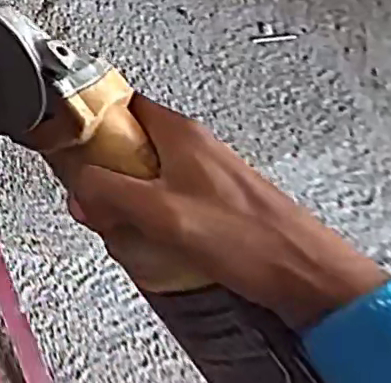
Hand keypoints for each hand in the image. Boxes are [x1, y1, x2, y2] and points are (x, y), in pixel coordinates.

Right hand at [59, 96, 388, 327]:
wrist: (322, 288)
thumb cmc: (259, 243)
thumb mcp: (163, 213)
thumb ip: (109, 193)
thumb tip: (77, 188)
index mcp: (177, 130)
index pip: (114, 102)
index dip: (85, 117)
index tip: (68, 138)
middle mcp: (191, 143)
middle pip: (124, 140)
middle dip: (103, 169)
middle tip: (99, 194)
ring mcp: (205, 171)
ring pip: (143, 170)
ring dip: (126, 194)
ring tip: (129, 222)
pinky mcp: (216, 200)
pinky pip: (164, 193)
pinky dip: (151, 211)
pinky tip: (156, 237)